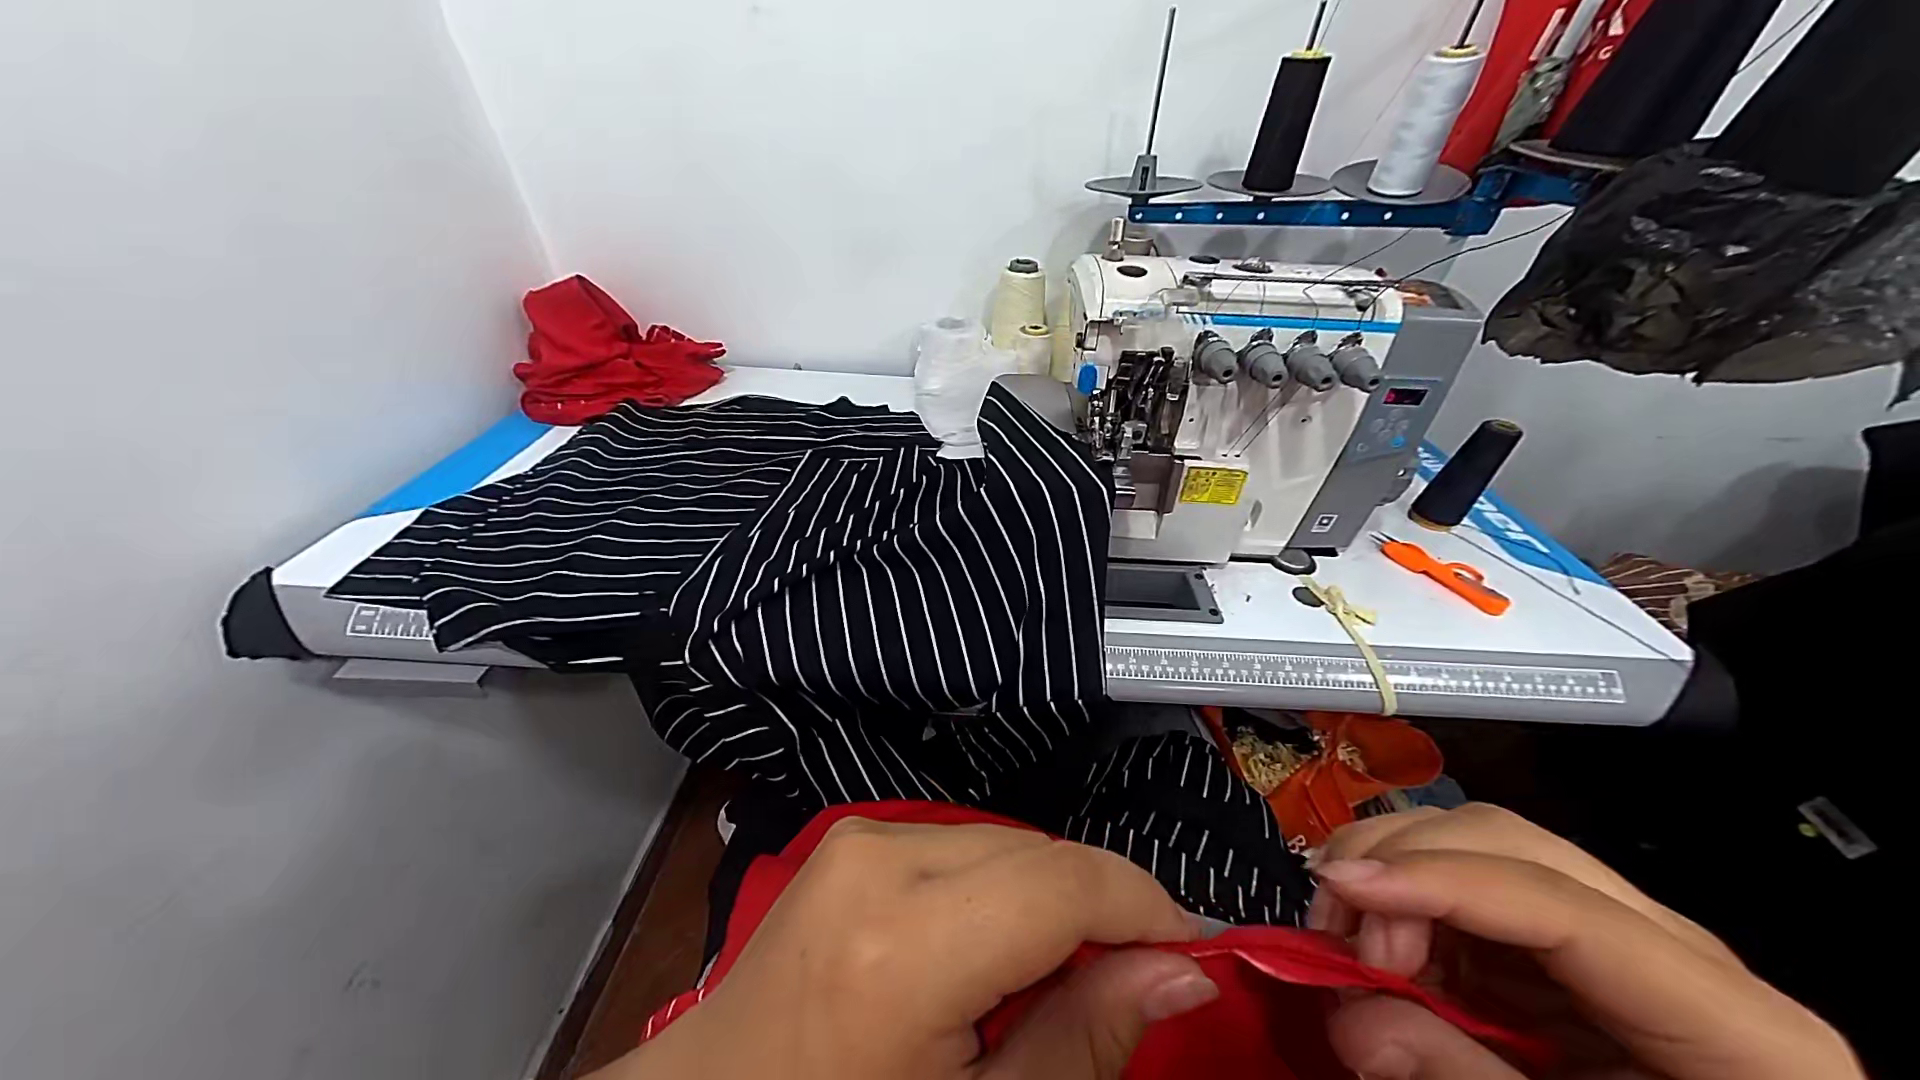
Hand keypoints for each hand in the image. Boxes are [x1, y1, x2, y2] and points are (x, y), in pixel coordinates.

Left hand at [593, 817, 1219, 1079]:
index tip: (1192, 952)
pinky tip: (992, 949)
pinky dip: (1001, 887)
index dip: (1143, 907)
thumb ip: (1082, 1038)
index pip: (1062, 883)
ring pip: (1005, 844)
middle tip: (1130, 981)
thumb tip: (1182, 969)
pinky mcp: (852, 837)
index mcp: (902, 944)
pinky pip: (962, 845)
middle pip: (1036, 855)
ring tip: (1052, 978)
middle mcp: (879, 859)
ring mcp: (859, 838)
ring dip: (1049, 899)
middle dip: (1100, 909)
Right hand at [1307, 804, 1862, 1079]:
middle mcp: (1668, 947)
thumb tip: (1349, 1021)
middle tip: (1340, 934)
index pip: (1559, 903)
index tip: (1339, 885)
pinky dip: (1399, 905)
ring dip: (1387, 872)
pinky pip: (1455, 887)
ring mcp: (1606, 933)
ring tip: (1347, 940)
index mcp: (1730, 1020)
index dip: (1438, 881)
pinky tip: (1382, 954)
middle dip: (1401, 864)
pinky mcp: (1552, 942)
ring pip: (1469, 841)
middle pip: (1505, 841)